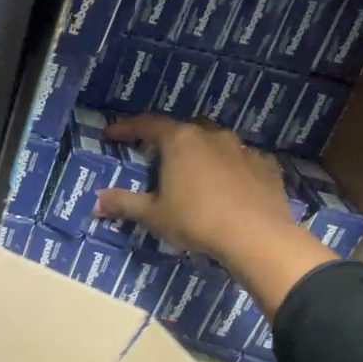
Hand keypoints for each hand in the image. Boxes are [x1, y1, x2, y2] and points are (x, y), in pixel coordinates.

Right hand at [97, 115, 335, 317]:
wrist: (256, 236)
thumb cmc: (197, 220)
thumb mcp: (153, 215)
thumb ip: (124, 204)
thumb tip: (96, 201)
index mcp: (180, 141)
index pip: (147, 125)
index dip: (126, 128)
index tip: (110, 134)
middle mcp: (212, 135)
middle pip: (184, 129)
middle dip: (168, 139)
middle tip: (157, 157)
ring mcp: (243, 148)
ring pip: (216, 142)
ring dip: (202, 152)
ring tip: (195, 173)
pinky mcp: (266, 166)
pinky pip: (243, 160)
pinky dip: (231, 168)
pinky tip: (229, 186)